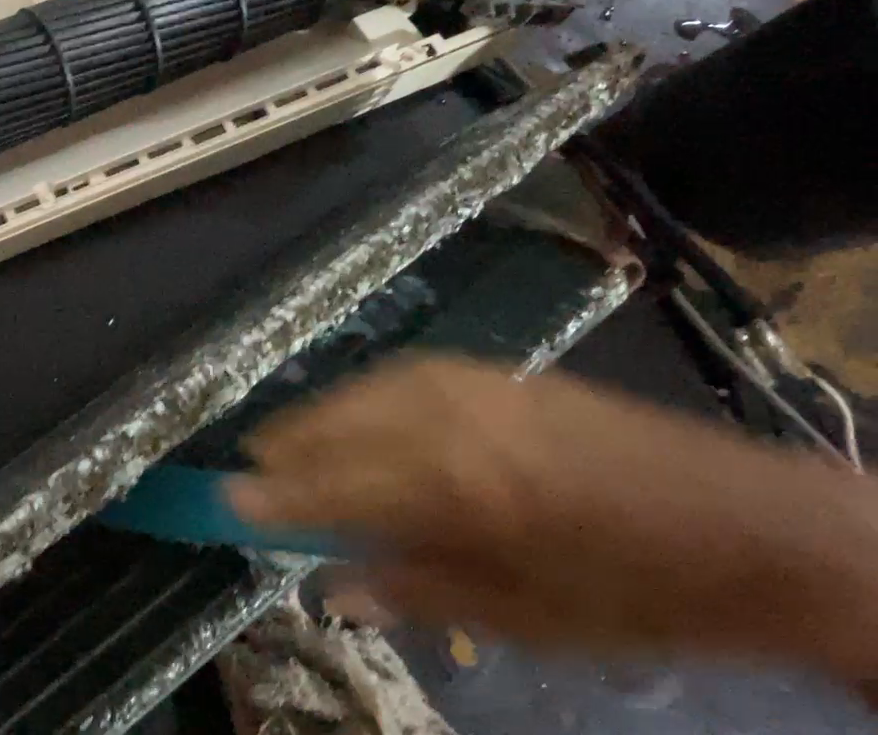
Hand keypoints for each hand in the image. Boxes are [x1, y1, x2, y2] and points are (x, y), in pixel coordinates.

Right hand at [228, 356, 877, 676]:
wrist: (765, 529)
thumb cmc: (644, 594)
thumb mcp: (531, 619)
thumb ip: (418, 590)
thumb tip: (331, 585)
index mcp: (462, 488)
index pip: (337, 485)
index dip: (277, 495)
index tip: (227, 502)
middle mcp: (456, 421)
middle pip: (339, 424)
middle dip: (286, 448)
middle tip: (250, 473)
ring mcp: (479, 386)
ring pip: (364, 390)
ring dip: (315, 416)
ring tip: (284, 440)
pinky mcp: (502, 372)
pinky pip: (402, 375)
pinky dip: (360, 394)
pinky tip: (352, 410)